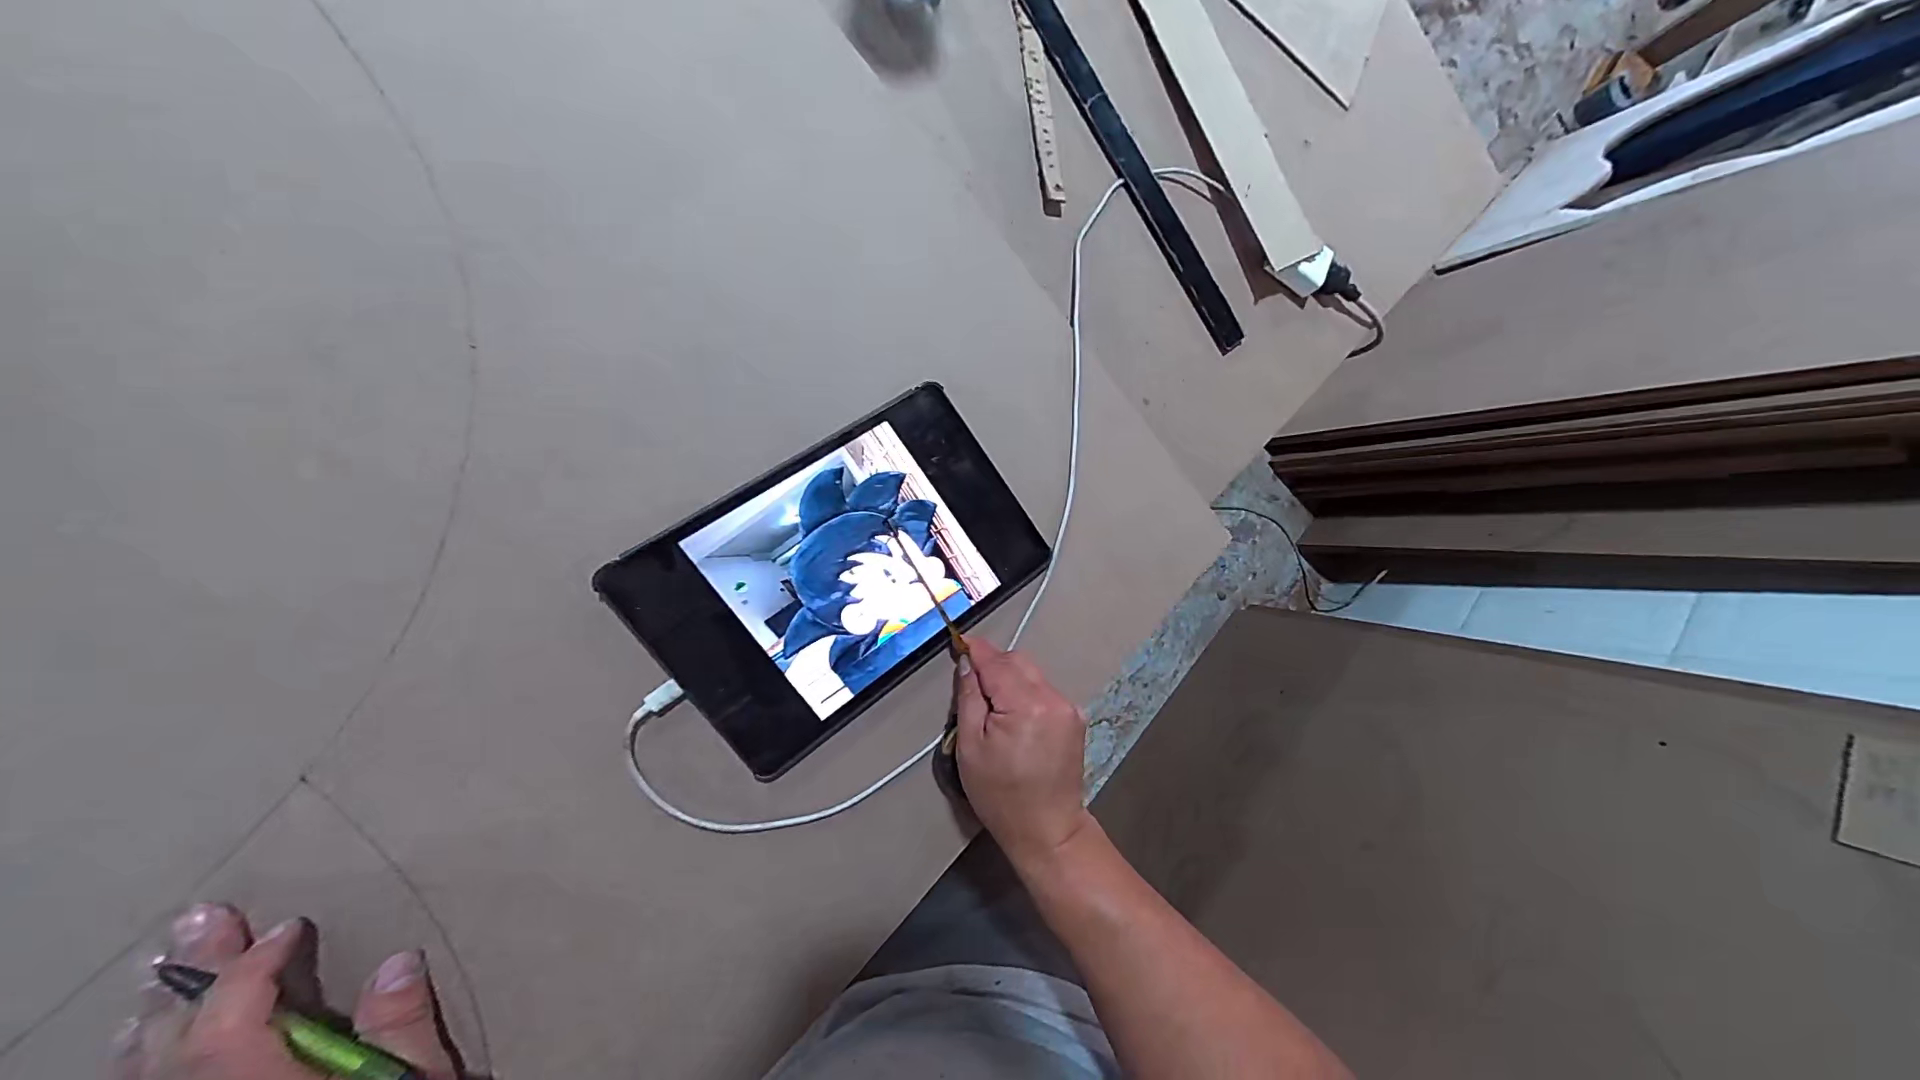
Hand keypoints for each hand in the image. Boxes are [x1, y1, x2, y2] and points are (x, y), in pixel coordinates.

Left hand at [113, 903, 463, 1079]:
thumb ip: (403, 1032)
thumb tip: (396, 960)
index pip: (231, 1029)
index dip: (251, 970)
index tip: (289, 928)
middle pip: (174, 1049)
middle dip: (190, 979)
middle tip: (201, 919)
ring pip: (146, 1079)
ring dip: (159, 1019)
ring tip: (166, 969)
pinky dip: (153, 1059)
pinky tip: (158, 1037)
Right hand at [952, 636, 1093, 866]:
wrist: (1047, 830)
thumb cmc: (1001, 796)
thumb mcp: (971, 747)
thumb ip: (969, 698)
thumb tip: (968, 664)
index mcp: (1027, 705)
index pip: (997, 663)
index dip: (976, 650)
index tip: (959, 642)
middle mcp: (1053, 699)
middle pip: (1018, 662)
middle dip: (993, 663)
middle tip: (970, 678)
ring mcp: (1068, 708)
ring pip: (1032, 674)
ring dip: (1010, 677)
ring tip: (990, 702)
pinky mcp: (1073, 718)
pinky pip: (1043, 690)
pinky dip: (1025, 691)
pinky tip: (1012, 713)